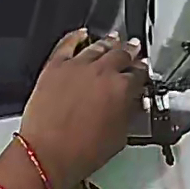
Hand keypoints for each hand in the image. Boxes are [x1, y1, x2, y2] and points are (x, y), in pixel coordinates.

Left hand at [17, 29, 146, 188]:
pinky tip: (82, 34)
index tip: (142, 72)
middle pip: (121, 54)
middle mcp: (101, 72)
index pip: (139, 74)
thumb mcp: (119, 137)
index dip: (143, 72)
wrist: (46, 154)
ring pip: (98, 46)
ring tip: (114, 41)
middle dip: (130, 52)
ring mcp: (77, 67)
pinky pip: (67, 44)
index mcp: (122, 89)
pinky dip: (76, 36)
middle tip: (133, 50)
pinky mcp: (55, 67)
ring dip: (109, 42)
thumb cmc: (79, 151)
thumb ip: (128, 113)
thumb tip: (131, 106)